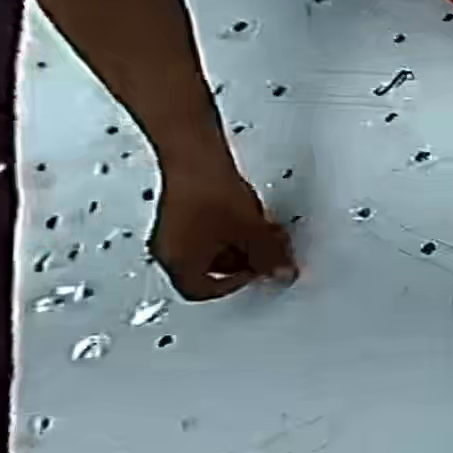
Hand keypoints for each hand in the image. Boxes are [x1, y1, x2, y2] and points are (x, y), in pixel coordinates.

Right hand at [149, 168, 295, 300]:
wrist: (197, 161)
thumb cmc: (213, 196)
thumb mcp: (253, 234)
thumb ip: (270, 258)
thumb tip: (284, 276)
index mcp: (179, 262)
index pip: (201, 291)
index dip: (234, 286)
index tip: (257, 276)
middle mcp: (169, 249)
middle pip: (209, 270)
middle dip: (244, 263)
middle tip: (268, 253)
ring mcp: (172, 230)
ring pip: (211, 250)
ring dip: (242, 246)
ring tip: (266, 234)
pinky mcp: (181, 212)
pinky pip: (207, 232)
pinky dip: (232, 232)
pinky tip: (252, 220)